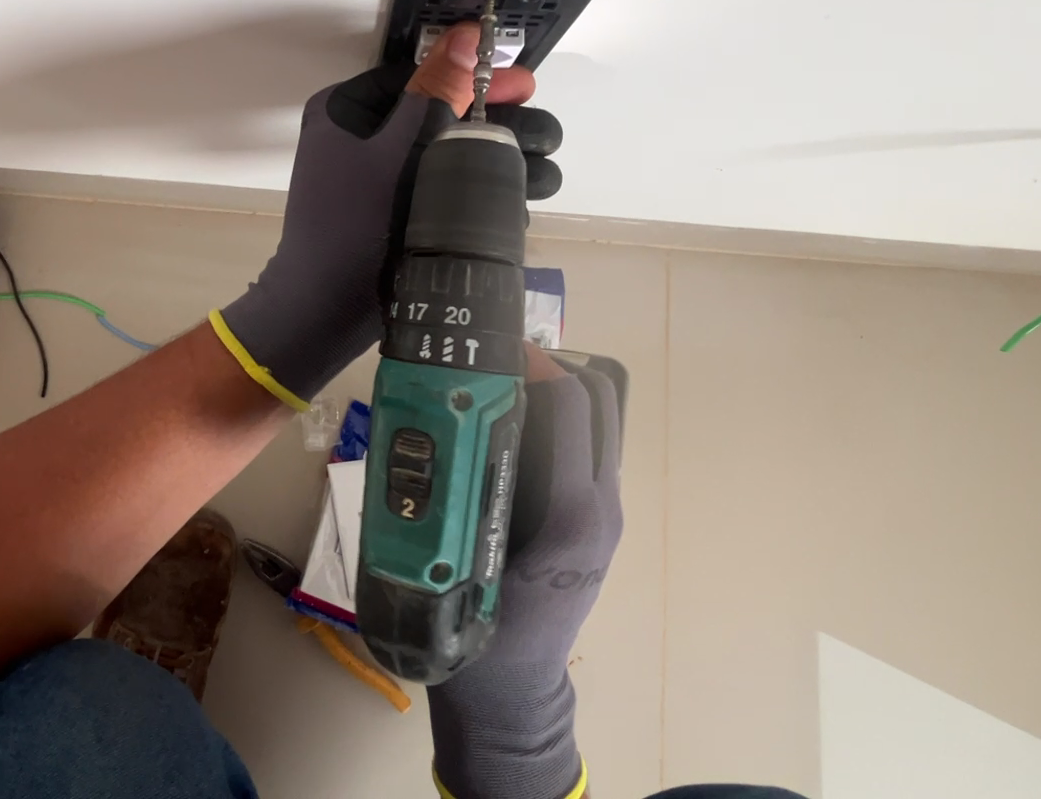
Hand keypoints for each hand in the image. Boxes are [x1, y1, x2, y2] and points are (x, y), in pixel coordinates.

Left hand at [211, 26, 561, 408]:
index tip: (523, 83)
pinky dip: (480, 197)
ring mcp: (382, 181)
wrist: (324, 311)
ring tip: (544, 173)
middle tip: (543, 133)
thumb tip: (463, 33)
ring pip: (450, 158)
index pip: (420, 80)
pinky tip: (520, 203)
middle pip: (442, 118)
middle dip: (496, 126)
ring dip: (498, 163)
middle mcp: (363, 141)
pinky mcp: (400, 216)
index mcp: (347, 113)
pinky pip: (445, 194)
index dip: (475, 80)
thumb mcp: (396, 152)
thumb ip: (434, 95)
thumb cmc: (353, 224)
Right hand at [429, 346, 626, 798]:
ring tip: (497, 382)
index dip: (538, 367)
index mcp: (576, 514)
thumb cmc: (483, 636)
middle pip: (599, 403)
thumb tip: (437, 429)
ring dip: (556, 390)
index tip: (493, 348)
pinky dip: (556, 420)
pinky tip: (505, 424)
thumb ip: (452, 500)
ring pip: (597, 422)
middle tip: (493, 359)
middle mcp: (601, 505)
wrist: (514, 693)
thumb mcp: (456, 564)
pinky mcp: (593, 518)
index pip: (573, 410)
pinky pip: (585, 448)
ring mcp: (603, 512)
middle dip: (553, 367)